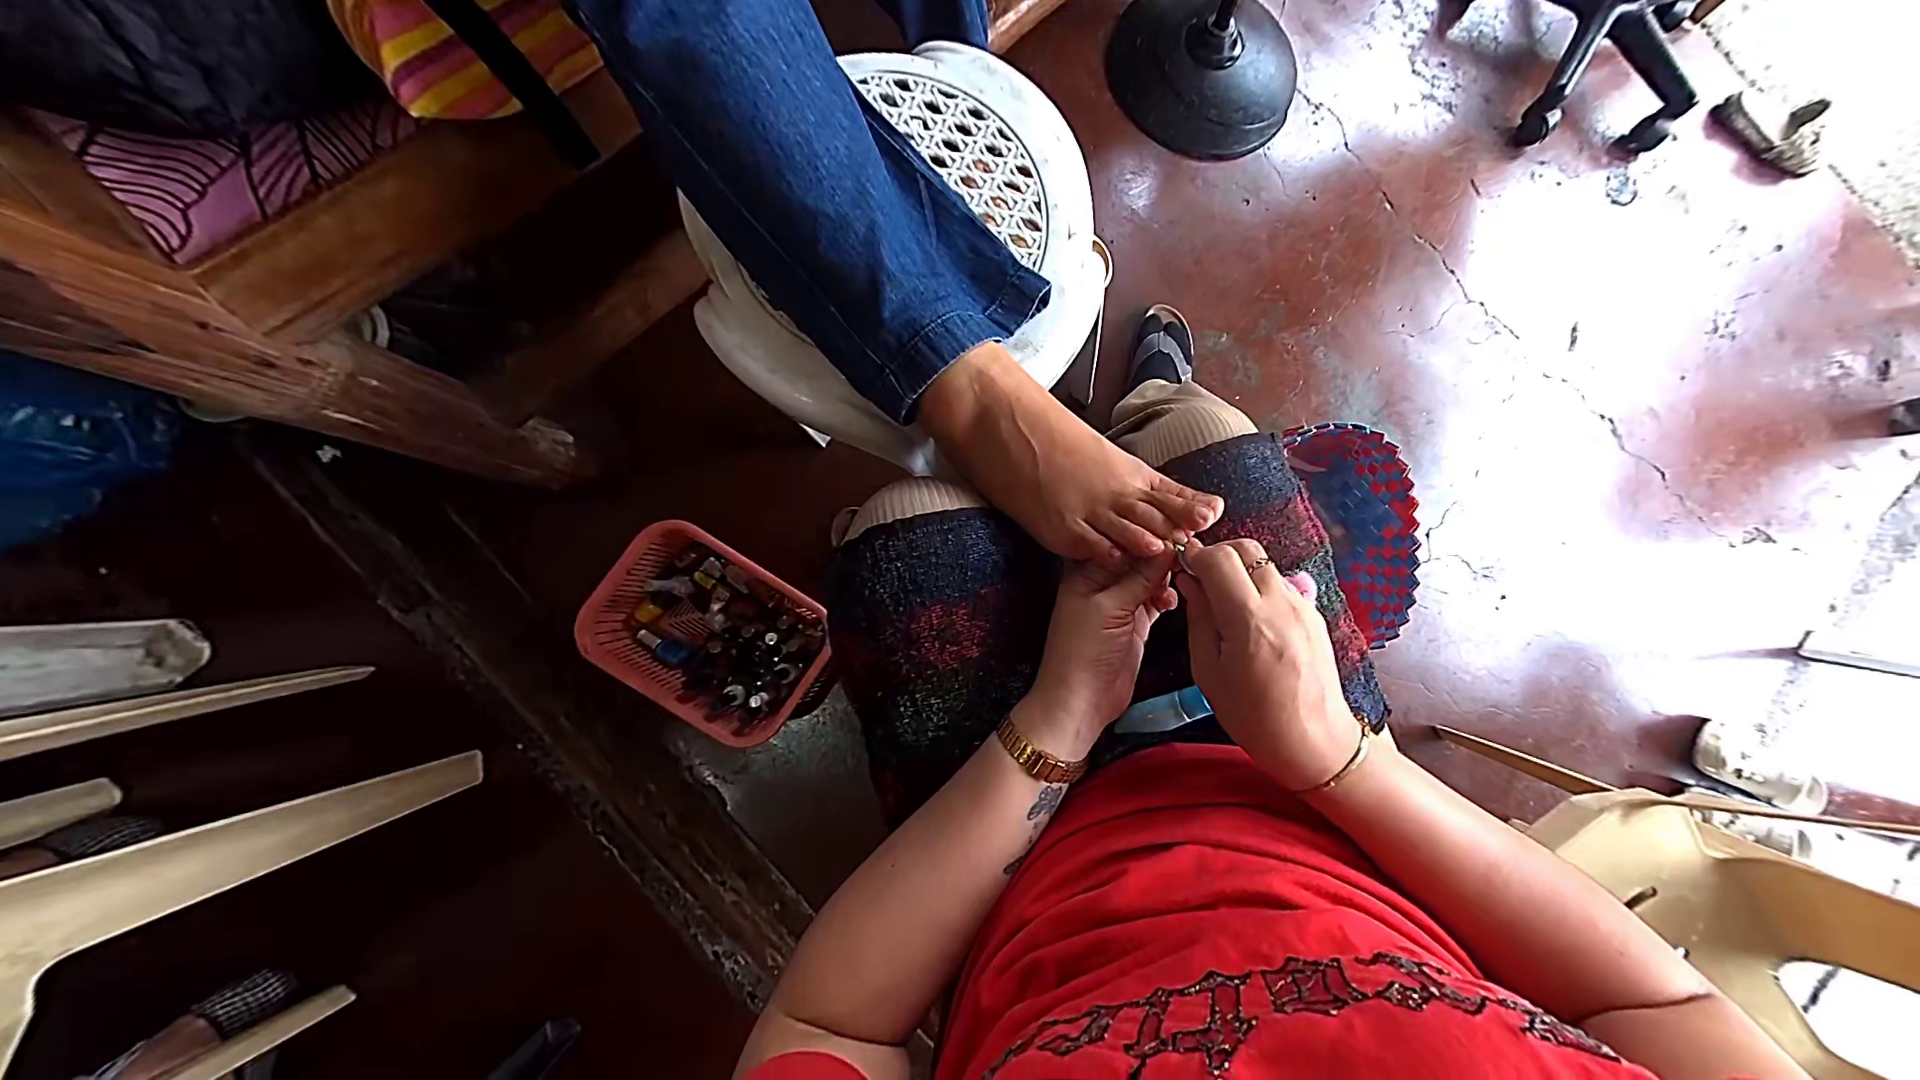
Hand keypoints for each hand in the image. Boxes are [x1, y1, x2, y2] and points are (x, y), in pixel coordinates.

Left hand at [1024, 551, 1179, 755]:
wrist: (1081, 699)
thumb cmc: (1082, 651)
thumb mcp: (1110, 607)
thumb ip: (1140, 577)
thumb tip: (1167, 547)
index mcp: (1085, 572)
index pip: (1120, 542)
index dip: (1146, 535)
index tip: (1175, 528)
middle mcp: (1101, 583)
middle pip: (1137, 558)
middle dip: (1160, 554)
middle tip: (1187, 549)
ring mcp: (1119, 603)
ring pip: (1149, 578)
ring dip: (1165, 576)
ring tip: (1182, 575)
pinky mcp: (1134, 623)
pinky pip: (1155, 600)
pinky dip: (1166, 597)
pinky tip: (1172, 599)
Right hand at [1176, 538, 1362, 790]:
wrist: (1316, 743)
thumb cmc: (1253, 716)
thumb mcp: (1208, 670)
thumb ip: (1199, 617)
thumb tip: (1190, 581)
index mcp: (1249, 620)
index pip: (1219, 558)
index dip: (1195, 556)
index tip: (1182, 568)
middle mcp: (1280, 604)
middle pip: (1246, 549)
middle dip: (1218, 555)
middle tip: (1201, 577)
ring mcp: (1303, 607)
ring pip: (1265, 563)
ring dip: (1239, 569)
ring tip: (1222, 598)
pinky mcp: (1315, 614)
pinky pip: (1281, 583)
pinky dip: (1258, 585)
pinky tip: (1248, 615)